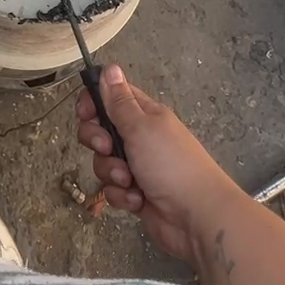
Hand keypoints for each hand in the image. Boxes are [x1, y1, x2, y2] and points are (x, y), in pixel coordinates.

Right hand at [77, 65, 242, 263]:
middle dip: (96, 140)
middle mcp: (139, 136)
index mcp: (144, 114)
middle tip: (106, 147)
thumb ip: (119, 100)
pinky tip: (136, 200)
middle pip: (100, 129)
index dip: (93, 102)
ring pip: (103, 160)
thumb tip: (110, 66)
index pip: (110, 96)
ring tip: (128, 181)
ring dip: (110, 171)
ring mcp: (137, 166)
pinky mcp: (135, 193)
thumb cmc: (171, 164)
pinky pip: (113, 188)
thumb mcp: (141, 127)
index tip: (86, 113)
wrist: (199, 218)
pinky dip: (121, 195)